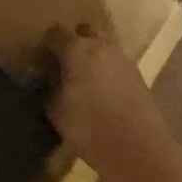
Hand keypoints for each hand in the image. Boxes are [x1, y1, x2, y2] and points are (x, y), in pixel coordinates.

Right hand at [43, 23, 176, 181]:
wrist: (139, 150)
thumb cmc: (90, 129)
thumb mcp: (57, 112)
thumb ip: (51, 89)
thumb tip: (51, 80)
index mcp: (77, 50)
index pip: (56, 33)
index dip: (47, 44)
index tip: (42, 60)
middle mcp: (101, 46)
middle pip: (85, 31)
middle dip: (74, 41)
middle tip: (66, 63)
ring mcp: (123, 59)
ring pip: (104, 46)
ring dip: (93, 56)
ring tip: (85, 80)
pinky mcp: (138, 76)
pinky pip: (117, 64)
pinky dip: (108, 71)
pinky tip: (103, 93)